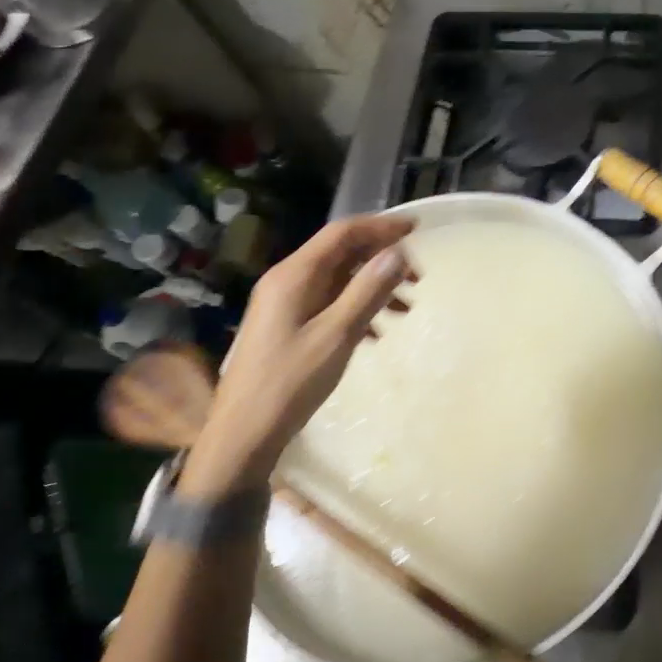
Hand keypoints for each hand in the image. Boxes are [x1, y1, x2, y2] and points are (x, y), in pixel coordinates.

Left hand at [179, 215, 414, 494]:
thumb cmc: (290, 383)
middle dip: (382, 259)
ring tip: (405, 309)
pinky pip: (329, 302)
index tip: (417, 230)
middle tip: (418, 278)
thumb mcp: (337, 336)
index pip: (342, 233)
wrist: (243, 434)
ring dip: (373, 286)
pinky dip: (357, 308)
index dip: (381, 227)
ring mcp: (284, 304)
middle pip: (341, 253)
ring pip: (338, 279)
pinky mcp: (286, 325)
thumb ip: (367, 291)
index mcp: (294, 276)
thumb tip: (398, 253)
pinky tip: (377, 333)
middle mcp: (287, 281)